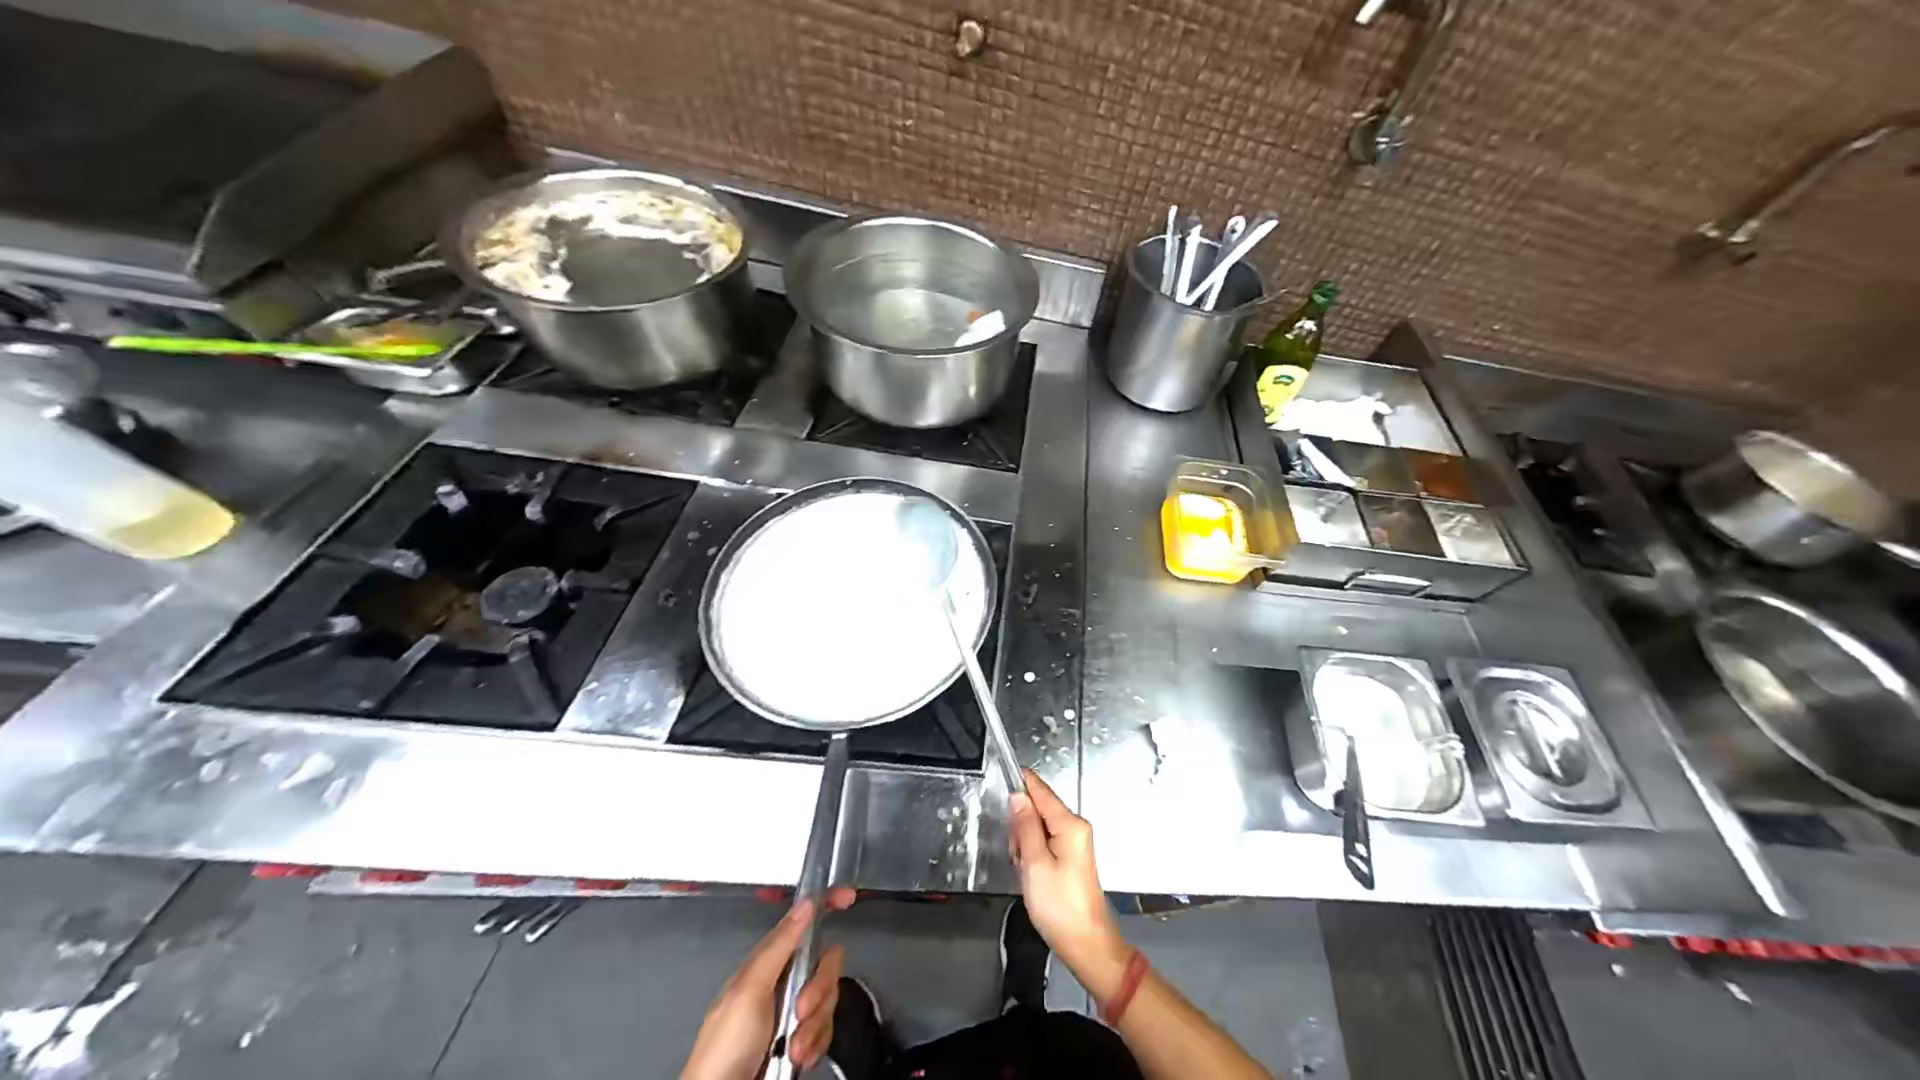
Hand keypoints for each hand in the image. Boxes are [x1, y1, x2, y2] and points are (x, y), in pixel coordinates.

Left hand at [680, 888, 856, 1079]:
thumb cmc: (727, 1046)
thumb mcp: (749, 992)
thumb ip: (779, 947)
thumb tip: (805, 903)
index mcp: (768, 963)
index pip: (801, 923)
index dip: (825, 906)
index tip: (848, 898)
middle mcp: (783, 982)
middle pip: (825, 964)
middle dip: (820, 990)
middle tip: (800, 1013)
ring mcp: (792, 1013)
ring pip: (828, 999)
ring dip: (815, 1027)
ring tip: (792, 1050)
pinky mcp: (801, 1040)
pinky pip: (826, 1030)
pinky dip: (816, 1046)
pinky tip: (797, 1060)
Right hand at [1008, 769, 1131, 998]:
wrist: (1086, 944)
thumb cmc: (1059, 906)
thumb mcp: (1034, 863)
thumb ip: (1025, 826)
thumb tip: (1018, 796)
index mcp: (1070, 824)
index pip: (1041, 790)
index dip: (1021, 783)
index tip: (1001, 779)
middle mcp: (1076, 827)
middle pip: (1039, 807)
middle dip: (1021, 823)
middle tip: (1017, 852)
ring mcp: (1075, 842)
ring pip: (1040, 825)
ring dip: (1025, 840)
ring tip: (1024, 867)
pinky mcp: (1071, 856)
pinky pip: (1046, 840)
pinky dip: (1033, 852)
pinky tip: (1030, 872)